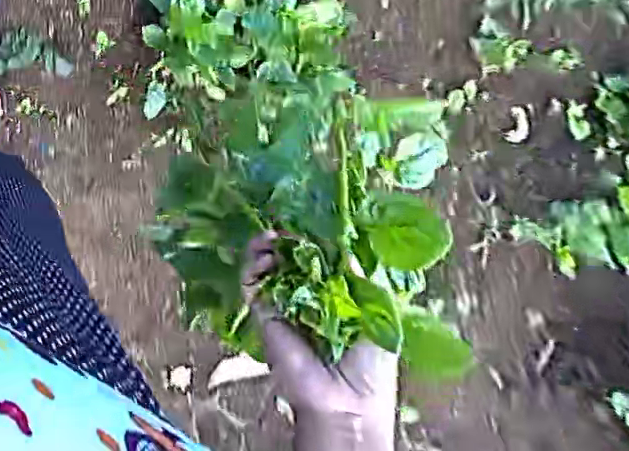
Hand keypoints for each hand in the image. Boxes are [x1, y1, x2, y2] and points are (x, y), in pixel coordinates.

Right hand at [244, 234, 397, 450]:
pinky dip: (252, 264)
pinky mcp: (263, 313)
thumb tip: (344, 246)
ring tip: (272, 236)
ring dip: (264, 245)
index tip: (305, 221)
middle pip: (284, 255)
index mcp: (327, 294)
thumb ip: (361, 281)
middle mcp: (301, 295)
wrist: (348, 405)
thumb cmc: (370, 367)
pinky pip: (251, 283)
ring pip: (263, 264)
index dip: (307, 237)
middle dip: (283, 237)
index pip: (311, 257)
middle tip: (285, 226)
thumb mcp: (377, 317)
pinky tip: (265, 255)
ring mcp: (280, 302)